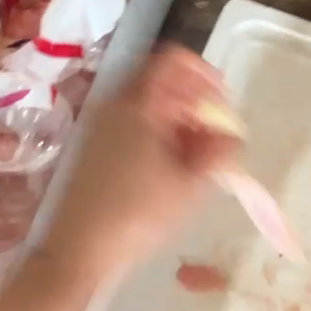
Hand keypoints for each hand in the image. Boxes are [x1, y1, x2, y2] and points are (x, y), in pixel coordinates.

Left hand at [42, 46, 238, 283]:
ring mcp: (101, 127)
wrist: (79, 250)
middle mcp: (115, 105)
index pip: (174, 60)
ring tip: (200, 158)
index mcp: (138, 103)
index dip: (205, 74)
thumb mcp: (192, 185)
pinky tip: (173, 171)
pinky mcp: (95, 150)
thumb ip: (220, 152)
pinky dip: (159, 137)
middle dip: (196, 103)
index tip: (224, 103)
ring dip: (179, 123)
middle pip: (163, 83)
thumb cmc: (138, 214)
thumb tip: (231, 135)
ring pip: (149, 107)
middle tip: (217, 136)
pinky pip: (134, 127)